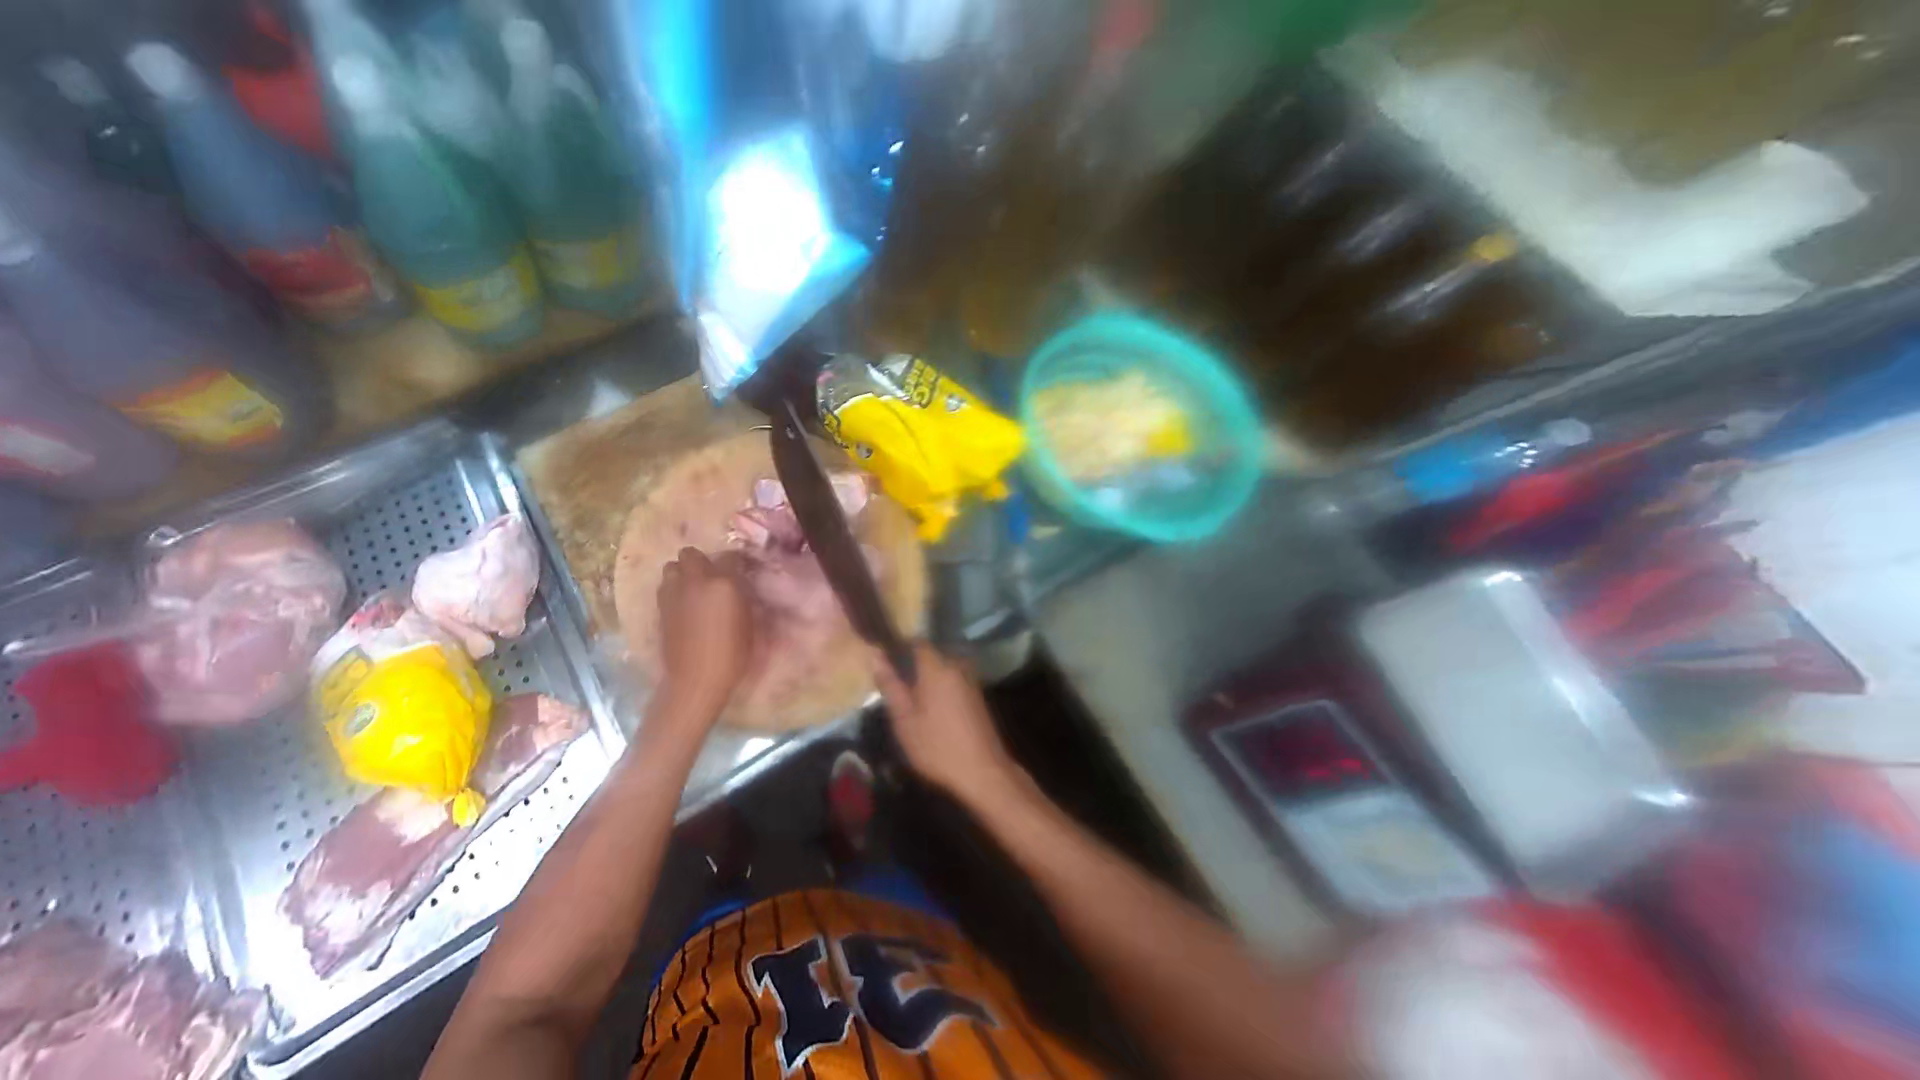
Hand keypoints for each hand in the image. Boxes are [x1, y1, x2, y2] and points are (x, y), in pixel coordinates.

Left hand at [656, 548, 753, 722]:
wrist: (696, 679)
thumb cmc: (732, 655)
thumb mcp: (748, 622)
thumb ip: (741, 597)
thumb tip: (738, 586)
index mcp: (723, 583)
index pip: (730, 556)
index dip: (735, 562)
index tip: (739, 571)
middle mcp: (695, 581)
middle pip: (691, 553)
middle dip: (700, 561)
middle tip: (711, 576)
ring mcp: (673, 593)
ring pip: (671, 567)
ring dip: (682, 573)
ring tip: (693, 588)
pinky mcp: (660, 608)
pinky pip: (665, 587)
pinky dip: (673, 589)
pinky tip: (683, 605)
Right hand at [872, 643, 1019, 803]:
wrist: (983, 771)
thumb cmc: (937, 746)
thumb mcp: (904, 719)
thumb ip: (891, 685)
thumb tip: (876, 656)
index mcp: (936, 667)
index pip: (916, 641)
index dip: (898, 646)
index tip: (883, 657)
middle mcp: (956, 665)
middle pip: (930, 653)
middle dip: (912, 663)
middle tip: (893, 682)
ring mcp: (970, 679)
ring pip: (942, 667)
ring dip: (926, 676)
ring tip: (909, 696)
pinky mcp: (977, 695)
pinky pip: (953, 679)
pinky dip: (939, 686)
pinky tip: (930, 706)